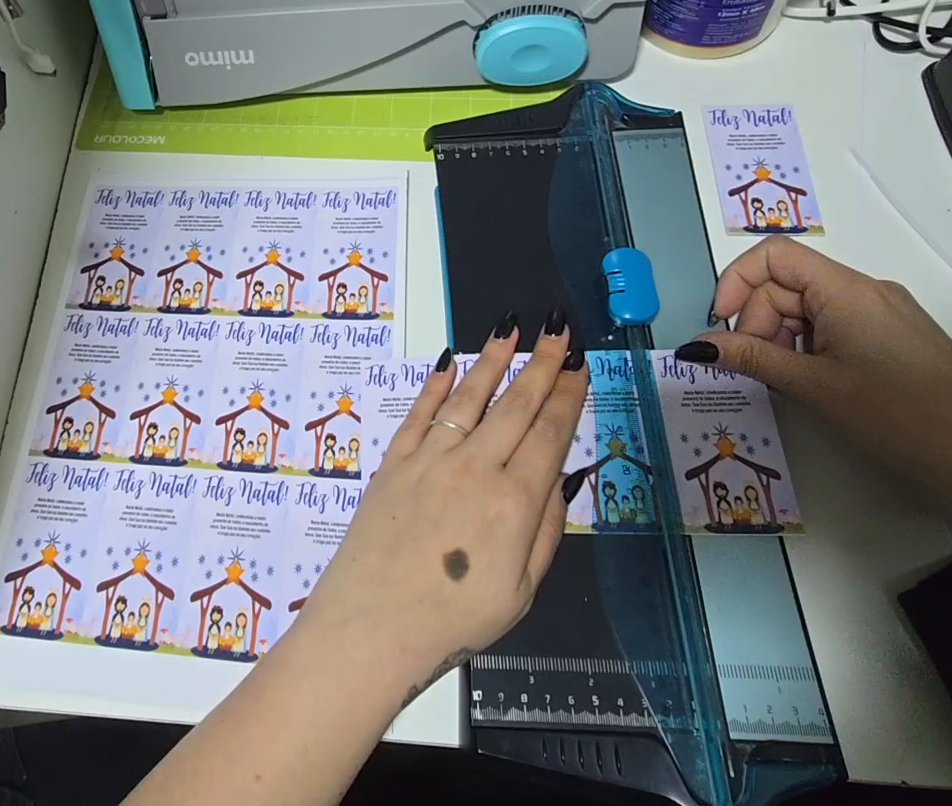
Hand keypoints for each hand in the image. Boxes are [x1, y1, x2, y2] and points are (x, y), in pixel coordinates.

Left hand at [292, 311, 588, 705]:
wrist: (372, 624)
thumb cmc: (454, 620)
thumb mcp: (521, 590)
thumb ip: (545, 529)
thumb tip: (562, 476)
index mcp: (515, 501)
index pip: (550, 433)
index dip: (567, 395)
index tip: (579, 365)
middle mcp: (475, 468)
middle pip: (516, 405)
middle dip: (541, 363)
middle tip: (557, 328)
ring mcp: (430, 460)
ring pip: (469, 398)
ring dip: (492, 360)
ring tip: (509, 329)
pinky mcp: (394, 462)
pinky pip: (420, 414)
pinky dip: (435, 386)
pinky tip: (448, 363)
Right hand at [678, 237, 951, 582]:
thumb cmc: (897, 415)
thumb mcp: (813, 387)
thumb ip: (749, 359)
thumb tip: (693, 347)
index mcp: (846, 290)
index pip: (772, 256)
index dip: (735, 282)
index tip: (721, 326)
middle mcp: (864, 291)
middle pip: (785, 286)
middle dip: (758, 323)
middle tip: (758, 370)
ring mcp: (880, 315)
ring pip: (805, 310)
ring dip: (780, 341)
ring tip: (787, 384)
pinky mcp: (890, 339)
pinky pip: (830, 328)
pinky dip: (806, 350)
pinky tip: (810, 384)